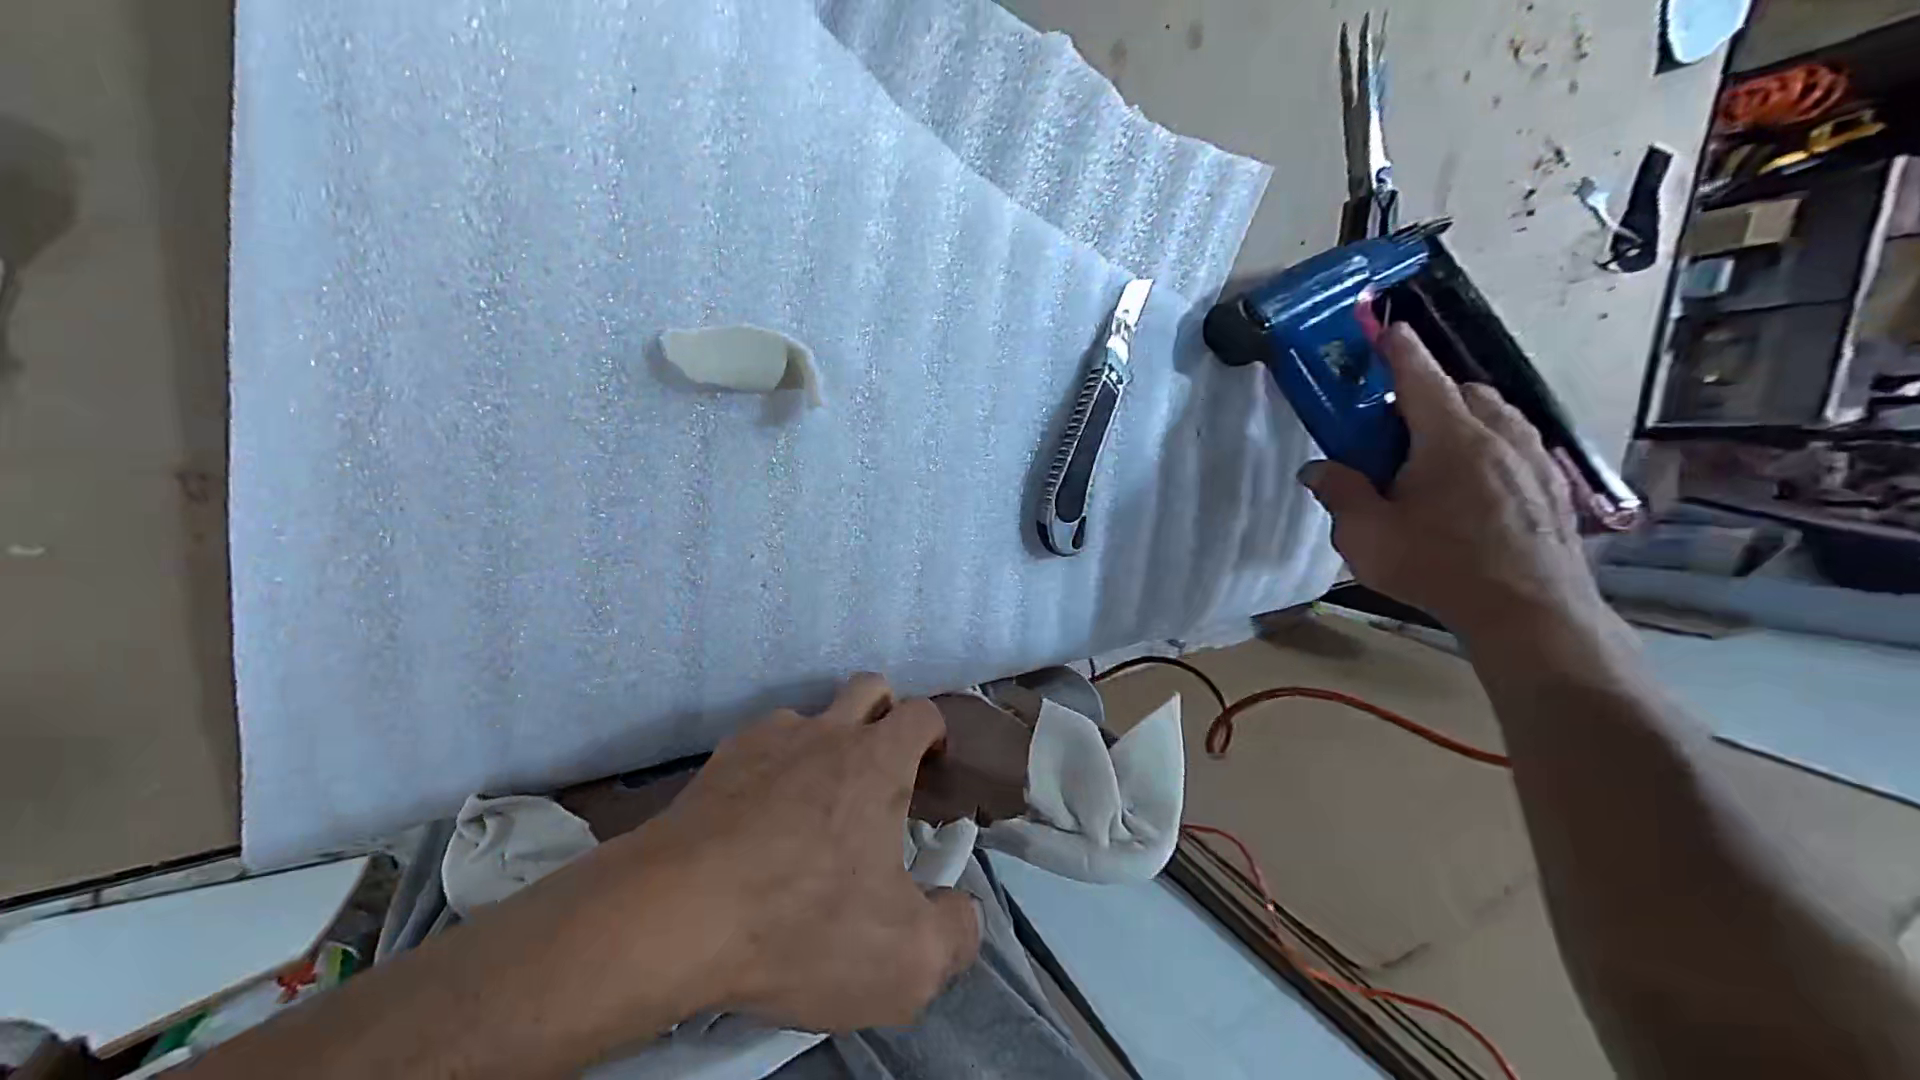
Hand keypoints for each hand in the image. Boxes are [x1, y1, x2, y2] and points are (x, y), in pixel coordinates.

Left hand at [621, 673, 980, 1031]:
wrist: (670, 917)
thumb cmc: (798, 926)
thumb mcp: (903, 961)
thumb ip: (955, 932)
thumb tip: (958, 911)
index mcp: (877, 761)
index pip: (922, 713)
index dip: (936, 734)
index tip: (933, 770)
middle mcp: (825, 733)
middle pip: (869, 688)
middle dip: (886, 716)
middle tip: (883, 775)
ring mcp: (766, 740)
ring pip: (811, 716)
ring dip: (826, 743)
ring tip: (815, 806)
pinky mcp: (718, 761)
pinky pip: (761, 746)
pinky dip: (774, 767)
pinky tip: (760, 820)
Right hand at [1299, 324, 1608, 640]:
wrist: (1530, 612)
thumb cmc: (1439, 566)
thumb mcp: (1367, 534)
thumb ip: (1339, 493)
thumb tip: (1316, 469)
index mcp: (1450, 437)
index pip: (1420, 376)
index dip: (1399, 350)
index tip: (1386, 329)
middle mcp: (1498, 435)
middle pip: (1464, 391)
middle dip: (1430, 392)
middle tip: (1396, 423)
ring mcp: (1533, 459)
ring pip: (1497, 415)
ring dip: (1463, 417)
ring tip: (1434, 452)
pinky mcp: (1553, 486)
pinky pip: (1517, 445)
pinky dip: (1490, 446)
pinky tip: (1474, 484)